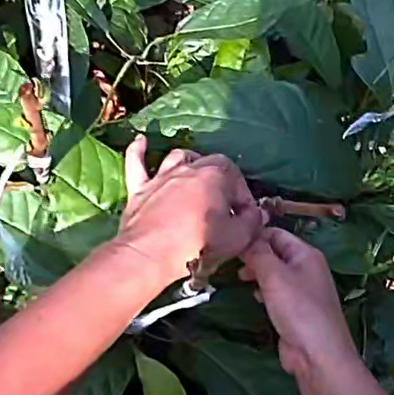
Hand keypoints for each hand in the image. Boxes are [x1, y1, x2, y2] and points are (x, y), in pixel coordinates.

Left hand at [113, 135, 265, 283]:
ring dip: (188, 162)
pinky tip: (141, 141)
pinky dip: (138, 151)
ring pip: (177, 157)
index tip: (244, 217)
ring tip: (195, 174)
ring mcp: (161, 176)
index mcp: (215, 174)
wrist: (150, 254)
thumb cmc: (198, 244)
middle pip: (210, 164)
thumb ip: (252, 222)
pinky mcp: (139, 188)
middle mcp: (188, 168)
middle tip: (224, 205)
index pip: (237, 178)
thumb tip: (257, 213)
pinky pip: (136, 163)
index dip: (243, 198)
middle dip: (220, 180)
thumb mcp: (237, 238)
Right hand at [239, 227, 357, 377]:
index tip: (231, 244)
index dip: (254, 236)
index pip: (276, 233)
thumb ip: (258, 253)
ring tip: (241, 280)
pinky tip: (256, 298)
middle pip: (274, 252)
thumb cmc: (297, 308)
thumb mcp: (274, 274)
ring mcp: (302, 289)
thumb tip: (245, 240)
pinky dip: (263, 290)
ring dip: (256, 274)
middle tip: (234, 264)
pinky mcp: (295, 308)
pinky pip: (276, 291)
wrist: (317, 354)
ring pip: (273, 272)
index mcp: (306, 254)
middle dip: (253, 256)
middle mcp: (306, 268)